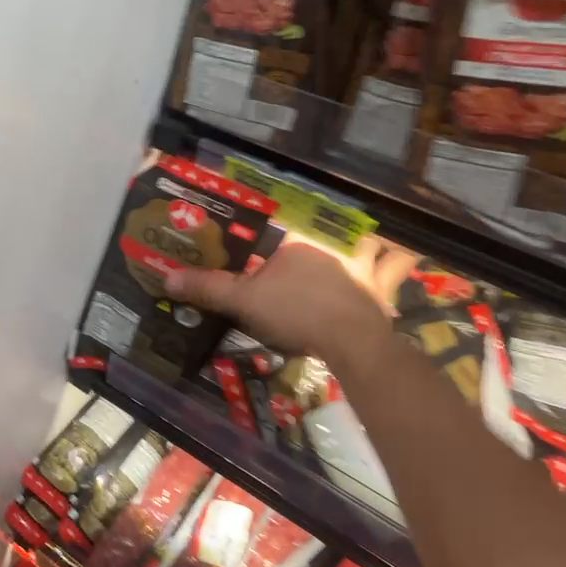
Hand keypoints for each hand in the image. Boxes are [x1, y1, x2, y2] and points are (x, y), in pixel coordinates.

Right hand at [166, 241, 392, 366]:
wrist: (353, 342)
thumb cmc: (296, 311)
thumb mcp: (243, 301)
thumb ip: (208, 287)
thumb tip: (167, 277)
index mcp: (299, 240)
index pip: (282, 224)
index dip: (276, 225)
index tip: (270, 231)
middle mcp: (335, 245)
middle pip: (329, 230)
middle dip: (330, 231)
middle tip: (322, 234)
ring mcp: (364, 267)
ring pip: (373, 245)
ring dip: (372, 244)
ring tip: (366, 246)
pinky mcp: (383, 291)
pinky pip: (395, 272)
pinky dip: (397, 268)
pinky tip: (398, 270)